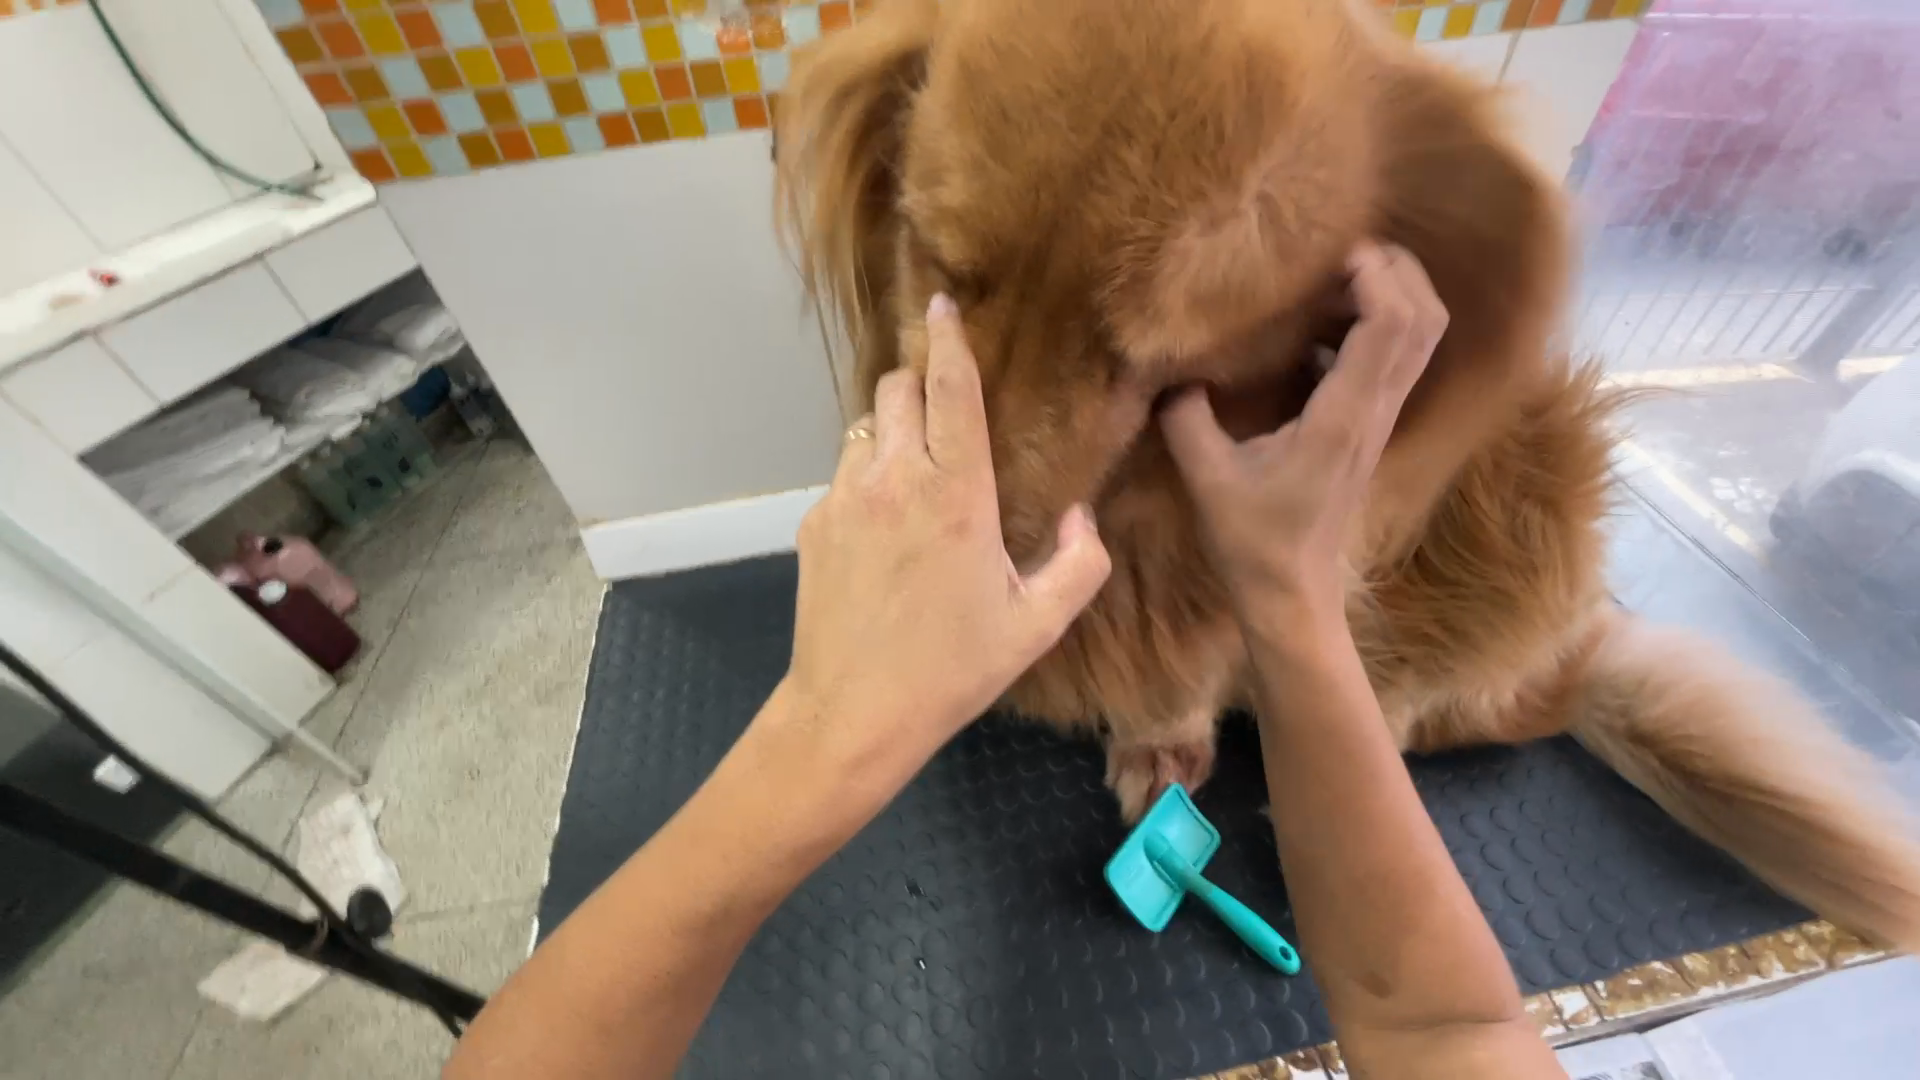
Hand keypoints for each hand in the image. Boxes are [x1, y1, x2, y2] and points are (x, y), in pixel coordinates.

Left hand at [774, 293, 1112, 785]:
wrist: (853, 713)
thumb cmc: (952, 670)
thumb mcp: (1036, 625)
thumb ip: (1080, 564)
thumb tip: (1082, 517)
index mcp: (956, 493)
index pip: (950, 389)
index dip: (950, 339)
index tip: (945, 305)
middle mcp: (893, 479)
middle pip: (896, 390)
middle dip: (918, 384)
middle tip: (941, 414)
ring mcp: (843, 499)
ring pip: (864, 428)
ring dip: (890, 432)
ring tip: (912, 477)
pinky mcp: (813, 524)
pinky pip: (842, 477)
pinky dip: (865, 479)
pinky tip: (880, 531)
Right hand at [1160, 242, 1445, 627]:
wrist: (1292, 591)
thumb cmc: (1252, 539)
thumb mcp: (1207, 478)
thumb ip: (1186, 418)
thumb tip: (1168, 373)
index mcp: (1342, 417)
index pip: (1391, 324)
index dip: (1376, 275)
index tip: (1332, 254)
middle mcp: (1374, 412)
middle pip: (1424, 319)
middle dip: (1397, 271)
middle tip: (1340, 254)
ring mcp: (1378, 423)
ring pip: (1418, 340)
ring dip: (1392, 297)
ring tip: (1335, 281)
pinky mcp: (1369, 432)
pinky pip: (1393, 362)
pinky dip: (1375, 328)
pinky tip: (1320, 331)